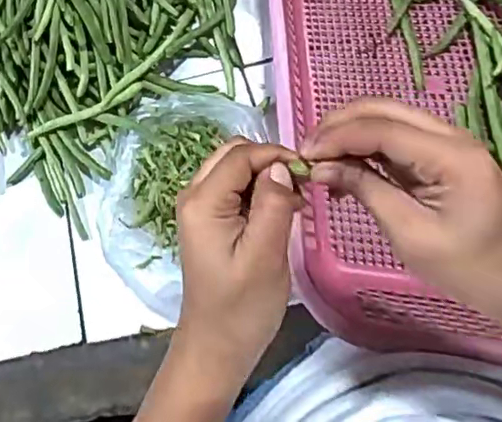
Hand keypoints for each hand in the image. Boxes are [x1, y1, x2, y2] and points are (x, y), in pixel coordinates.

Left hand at [171, 138, 304, 385]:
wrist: (216, 349)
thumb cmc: (241, 308)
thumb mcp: (265, 256)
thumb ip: (273, 204)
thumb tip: (281, 166)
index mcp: (202, 200)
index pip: (240, 155)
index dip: (275, 155)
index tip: (308, 172)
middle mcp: (193, 194)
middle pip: (234, 153)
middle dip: (269, 160)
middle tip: (302, 183)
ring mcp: (198, 205)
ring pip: (235, 166)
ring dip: (265, 174)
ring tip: (295, 199)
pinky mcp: (208, 216)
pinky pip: (233, 185)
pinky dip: (257, 188)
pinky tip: (280, 209)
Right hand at [299, 98, 501, 333]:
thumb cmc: (470, 272)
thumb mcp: (411, 236)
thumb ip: (366, 189)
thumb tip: (321, 167)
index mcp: (453, 155)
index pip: (383, 128)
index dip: (339, 135)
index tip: (305, 154)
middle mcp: (452, 135)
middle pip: (384, 109)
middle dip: (340, 124)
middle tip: (308, 150)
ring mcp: (449, 140)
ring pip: (387, 116)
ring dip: (351, 131)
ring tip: (321, 157)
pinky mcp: (442, 151)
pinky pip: (397, 134)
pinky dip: (367, 143)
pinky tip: (345, 163)